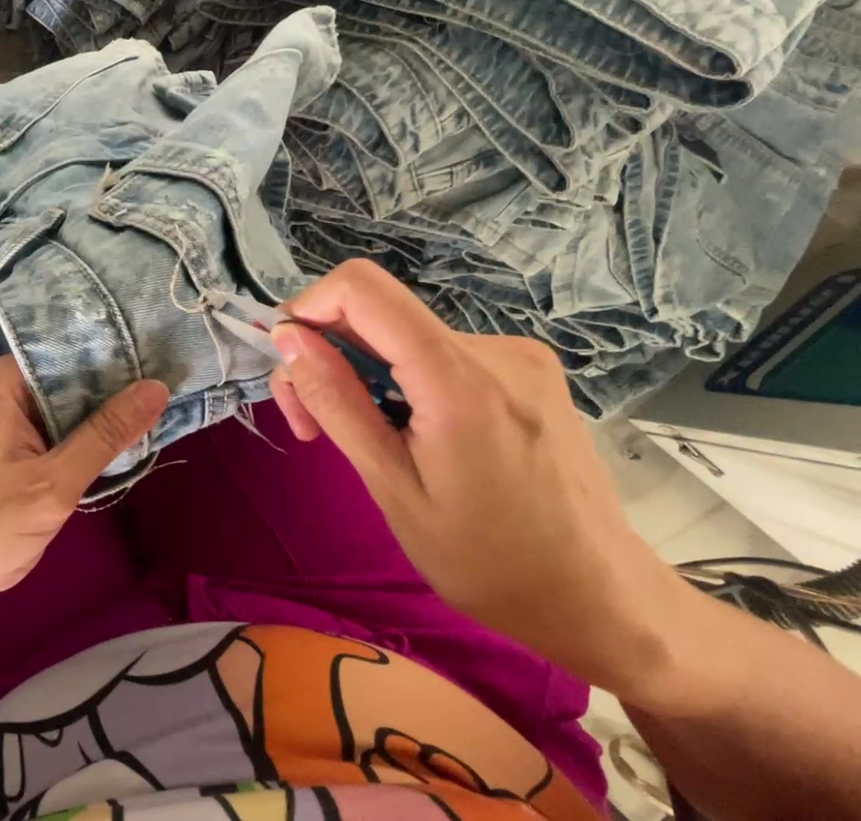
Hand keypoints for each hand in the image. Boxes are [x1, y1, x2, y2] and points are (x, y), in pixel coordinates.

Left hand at [0, 357, 167, 614]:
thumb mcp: (51, 484)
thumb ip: (104, 435)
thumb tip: (156, 387)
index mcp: (7, 383)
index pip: (73, 349)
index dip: (120, 350)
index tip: (170, 351)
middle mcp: (9, 394)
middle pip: (76, 379)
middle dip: (122, 386)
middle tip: (184, 381)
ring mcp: (15, 427)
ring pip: (73, 411)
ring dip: (111, 418)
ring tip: (175, 402)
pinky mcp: (21, 457)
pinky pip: (63, 437)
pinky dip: (93, 444)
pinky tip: (137, 440)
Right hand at [268, 259, 687, 694]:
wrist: (600, 600)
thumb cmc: (485, 559)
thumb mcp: (389, 485)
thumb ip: (335, 401)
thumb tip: (289, 336)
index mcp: (461, 380)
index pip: (362, 288)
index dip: (308, 309)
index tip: (291, 366)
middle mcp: (496, 350)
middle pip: (375, 317)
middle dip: (326, 360)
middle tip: (312, 431)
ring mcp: (519, 359)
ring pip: (400, 338)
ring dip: (362, 379)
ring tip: (365, 446)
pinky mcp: (527, 374)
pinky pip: (434, 355)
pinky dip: (401, 384)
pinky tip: (409, 438)